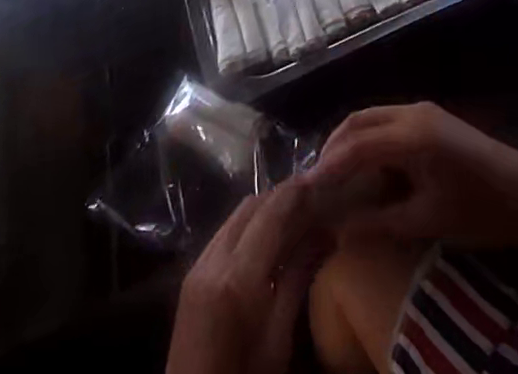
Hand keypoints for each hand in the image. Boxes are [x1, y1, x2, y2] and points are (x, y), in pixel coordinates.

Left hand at [166, 178, 328, 373]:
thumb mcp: (278, 339)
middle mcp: (212, 260)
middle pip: (251, 206)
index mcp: (237, 278)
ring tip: (298, 212)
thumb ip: (298, 279)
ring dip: (266, 207)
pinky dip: (250, 225)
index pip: (271, 213)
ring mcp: (197, 267)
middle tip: (316, 195)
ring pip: (236, 216)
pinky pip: (224, 234)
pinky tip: (270, 238)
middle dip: (283, 195)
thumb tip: (326, 233)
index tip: (323, 177)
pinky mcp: (191, 277)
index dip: (297, 191)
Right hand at [305, 102, 517, 246]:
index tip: (304, 190)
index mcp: (413, 135)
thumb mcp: (426, 220)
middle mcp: (414, 112)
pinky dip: (368, 138)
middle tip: (315, 181)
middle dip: (333, 147)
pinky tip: (363, 165)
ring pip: (372, 117)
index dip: (327, 168)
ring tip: (333, 175)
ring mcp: (425, 111)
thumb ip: (378, 221)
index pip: (356, 146)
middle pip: (359, 121)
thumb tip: (338, 228)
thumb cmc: (480, 210)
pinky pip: (387, 120)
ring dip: (349, 141)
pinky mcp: (432, 117)